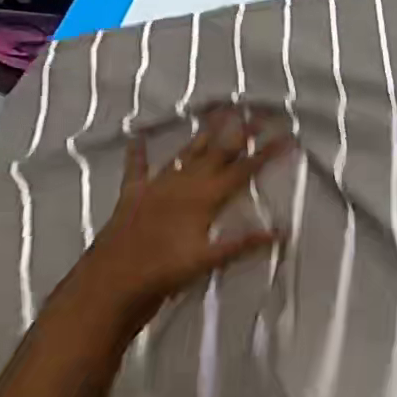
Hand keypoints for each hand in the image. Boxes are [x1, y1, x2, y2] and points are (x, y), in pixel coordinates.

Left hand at [80, 105, 291, 319]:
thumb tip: (283, 233)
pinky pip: (136, 168)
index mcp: (205, 198)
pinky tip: (136, 136)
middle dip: (239, 132)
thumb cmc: (164, 273)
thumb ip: (244, 243)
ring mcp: (156, 186)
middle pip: (218, 152)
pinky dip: (138, 153)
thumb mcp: (209, 260)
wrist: (111, 282)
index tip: (286, 136)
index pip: (244, 170)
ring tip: (216, 114)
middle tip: (256, 113)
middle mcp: (184, 184)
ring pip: (185, 154)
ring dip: (202, 135)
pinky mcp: (132, 195)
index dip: (266, 153)